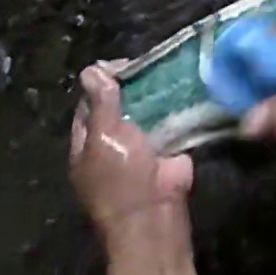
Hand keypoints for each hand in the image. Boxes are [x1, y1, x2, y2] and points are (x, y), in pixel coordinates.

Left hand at [70, 62, 193, 250]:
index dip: (103, 81)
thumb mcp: (104, 137)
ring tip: (173, 65)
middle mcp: (112, 141)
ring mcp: (141, 143)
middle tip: (153, 61)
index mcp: (87, 143)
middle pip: (121, 102)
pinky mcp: (168, 144)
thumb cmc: (121, 178)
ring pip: (147, 108)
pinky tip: (188, 83)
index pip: (90, 103)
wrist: (156, 213)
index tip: (125, 63)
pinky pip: (170, 117)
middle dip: (135, 83)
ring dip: (158, 90)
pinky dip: (177, 102)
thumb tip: (90, 69)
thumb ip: (101, 102)